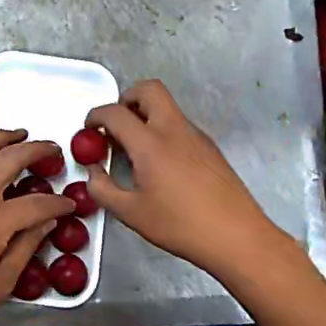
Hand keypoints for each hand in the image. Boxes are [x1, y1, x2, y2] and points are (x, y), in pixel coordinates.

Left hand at [0, 129, 76, 325]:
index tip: (69, 204)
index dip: (58, 203)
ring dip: (1, 138)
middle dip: (36, 150)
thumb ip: (27, 246)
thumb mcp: (2, 281)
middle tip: (51, 149)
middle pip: (10, 159)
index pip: (37, 203)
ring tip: (18, 134)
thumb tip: (47, 222)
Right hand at [85, 80, 285, 278]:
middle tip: (115, 125)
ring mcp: (196, 136)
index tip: (89, 129)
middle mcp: (174, 129)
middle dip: (126, 98)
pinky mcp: (209, 147)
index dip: (96, 116)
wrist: (236, 236)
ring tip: (133, 149)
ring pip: (166, 107)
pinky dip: (162, 131)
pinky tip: (158, 165)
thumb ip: (102, 189)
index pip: (116, 112)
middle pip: (148, 89)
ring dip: (145, 115)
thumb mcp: (130, 213)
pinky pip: (179, 125)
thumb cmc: (180, 225)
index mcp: (150, 143)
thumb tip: (94, 173)